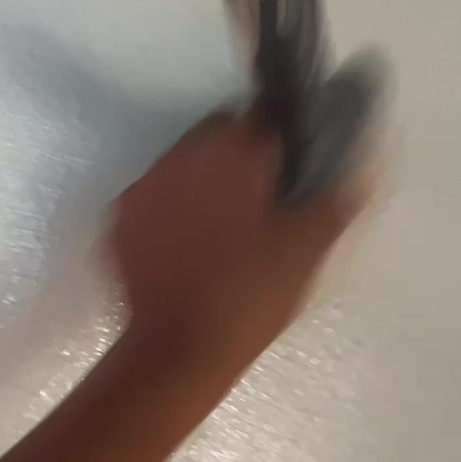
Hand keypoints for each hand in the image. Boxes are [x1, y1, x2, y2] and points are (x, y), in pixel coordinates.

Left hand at [109, 109, 366, 375]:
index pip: (262, 114)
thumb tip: (345, 164)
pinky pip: (150, 196)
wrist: (177, 347)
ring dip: (198, 177)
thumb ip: (331, 192)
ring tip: (219, 223)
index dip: (280, 136)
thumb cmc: (249, 296)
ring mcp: (140, 189)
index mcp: (231, 153)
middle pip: (214, 132)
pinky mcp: (115, 221)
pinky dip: (166, 206)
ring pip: (177, 163)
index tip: (288, 164)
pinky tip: (183, 242)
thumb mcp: (308, 245)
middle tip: (257, 198)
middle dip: (236, 152)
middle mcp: (178, 158)